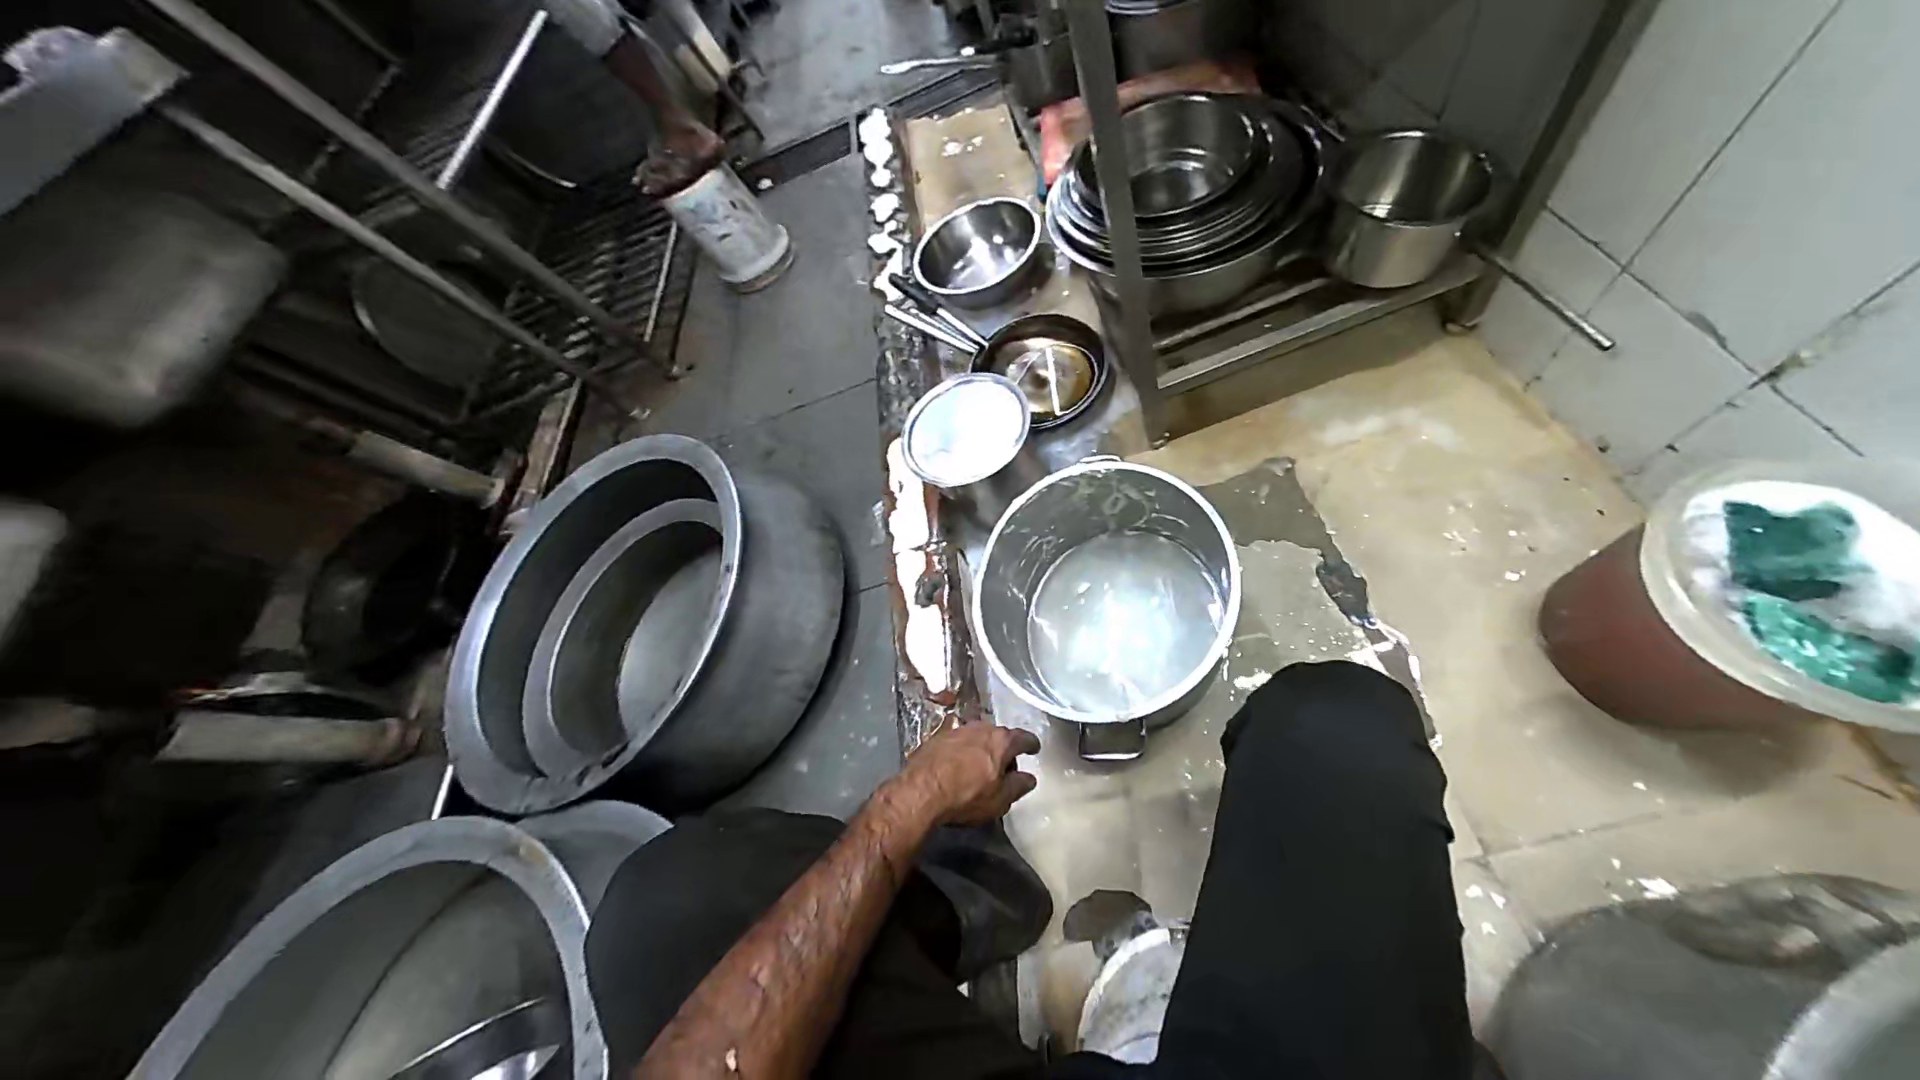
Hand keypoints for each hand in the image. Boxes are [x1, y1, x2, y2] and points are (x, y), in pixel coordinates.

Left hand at [890, 721, 1040, 826]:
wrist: (920, 791)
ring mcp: (957, 729)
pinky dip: (964, 750)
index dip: (1031, 744)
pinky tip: (959, 765)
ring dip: (982, 748)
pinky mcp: (937, 736)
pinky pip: (959, 741)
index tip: (1034, 749)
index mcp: (1001, 740)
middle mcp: (980, 728)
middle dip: (1004, 748)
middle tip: (1006, 766)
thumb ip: (1018, 786)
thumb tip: (1029, 778)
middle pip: (999, 735)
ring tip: (981, 766)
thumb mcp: (1000, 799)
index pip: (1023, 738)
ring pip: (977, 736)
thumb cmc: (966, 796)